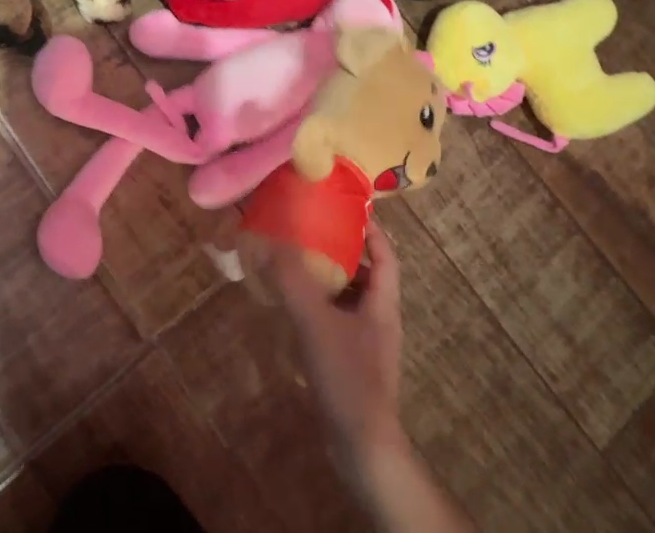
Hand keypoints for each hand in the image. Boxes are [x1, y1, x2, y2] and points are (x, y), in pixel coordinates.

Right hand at [273, 224, 405, 464]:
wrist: (362, 445)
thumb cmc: (347, 376)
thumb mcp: (315, 322)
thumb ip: (292, 281)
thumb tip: (269, 240)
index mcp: (383, 305)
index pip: (386, 256)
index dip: (371, 230)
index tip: (346, 208)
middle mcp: (380, 320)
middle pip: (367, 275)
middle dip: (340, 252)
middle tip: (308, 234)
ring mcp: (367, 345)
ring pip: (349, 300)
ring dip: (327, 281)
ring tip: (294, 267)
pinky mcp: (351, 364)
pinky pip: (336, 322)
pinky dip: (318, 308)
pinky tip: (293, 312)